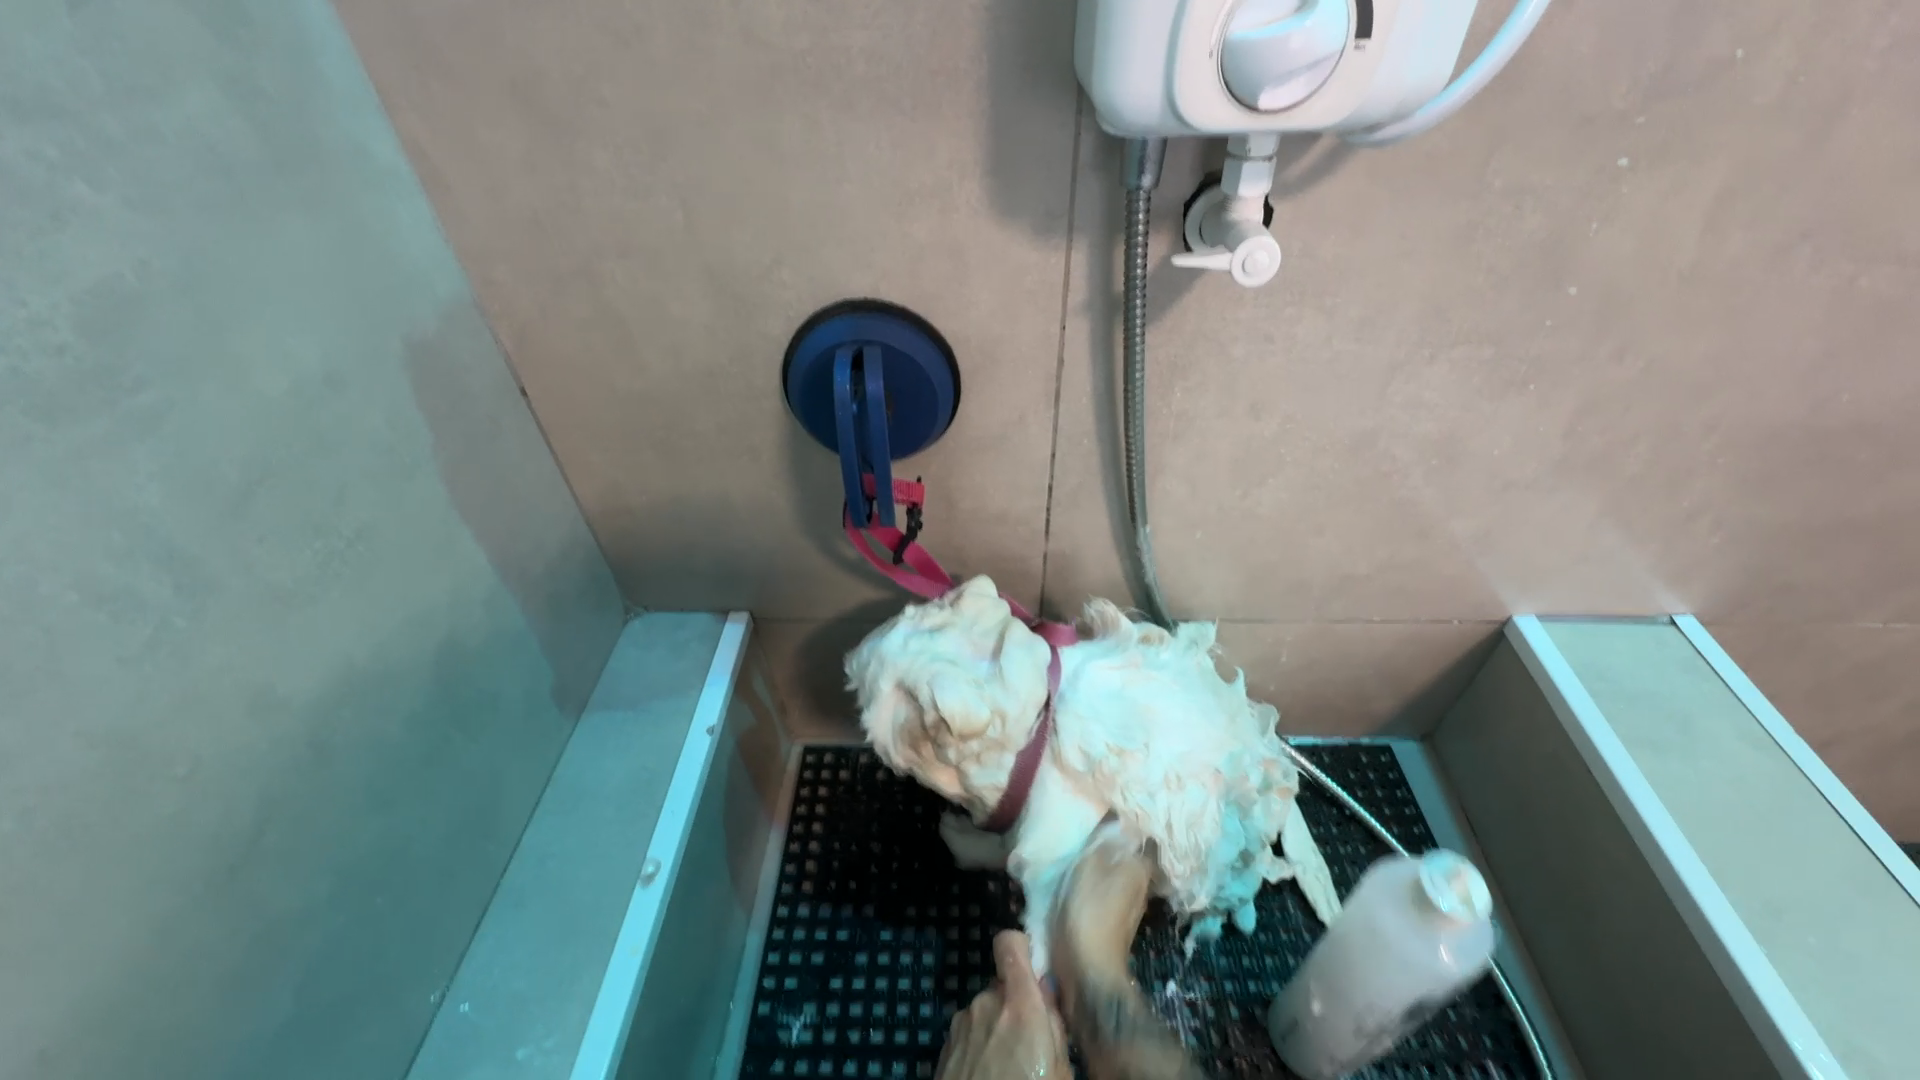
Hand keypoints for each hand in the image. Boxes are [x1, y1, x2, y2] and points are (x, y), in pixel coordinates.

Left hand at [936, 930, 1069, 1078]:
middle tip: (1033, 1046)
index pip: (1011, 943)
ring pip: (987, 1011)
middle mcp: (986, 1002)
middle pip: (1003, 985)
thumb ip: (1054, 1024)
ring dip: (998, 1029)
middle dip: (1017, 1006)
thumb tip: (1046, 992)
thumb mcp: (1062, 1071)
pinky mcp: (944, 1047)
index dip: (1022, 949)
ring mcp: (961, 1024)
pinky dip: (981, 1046)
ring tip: (1011, 1069)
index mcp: (1020, 1004)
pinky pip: (970, 1033)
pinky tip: (989, 1077)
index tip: (1035, 973)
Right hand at [1051, 826, 1154, 1016]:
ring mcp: (1130, 906)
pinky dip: (1100, 882)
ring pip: (1122, 874)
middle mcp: (1141, 885)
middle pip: (1134, 857)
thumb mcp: (1089, 867)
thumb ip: (1102, 841)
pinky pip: (1110, 891)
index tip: (1112, 816)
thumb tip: (1117, 816)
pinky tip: (1081, 878)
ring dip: (1107, 864)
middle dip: (1118, 844)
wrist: (1087, 969)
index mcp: (1139, 868)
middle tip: (1093, 829)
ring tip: (1083, 850)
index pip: (1146, 840)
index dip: (1132, 827)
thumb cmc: (1088, 911)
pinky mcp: (1115, 921)